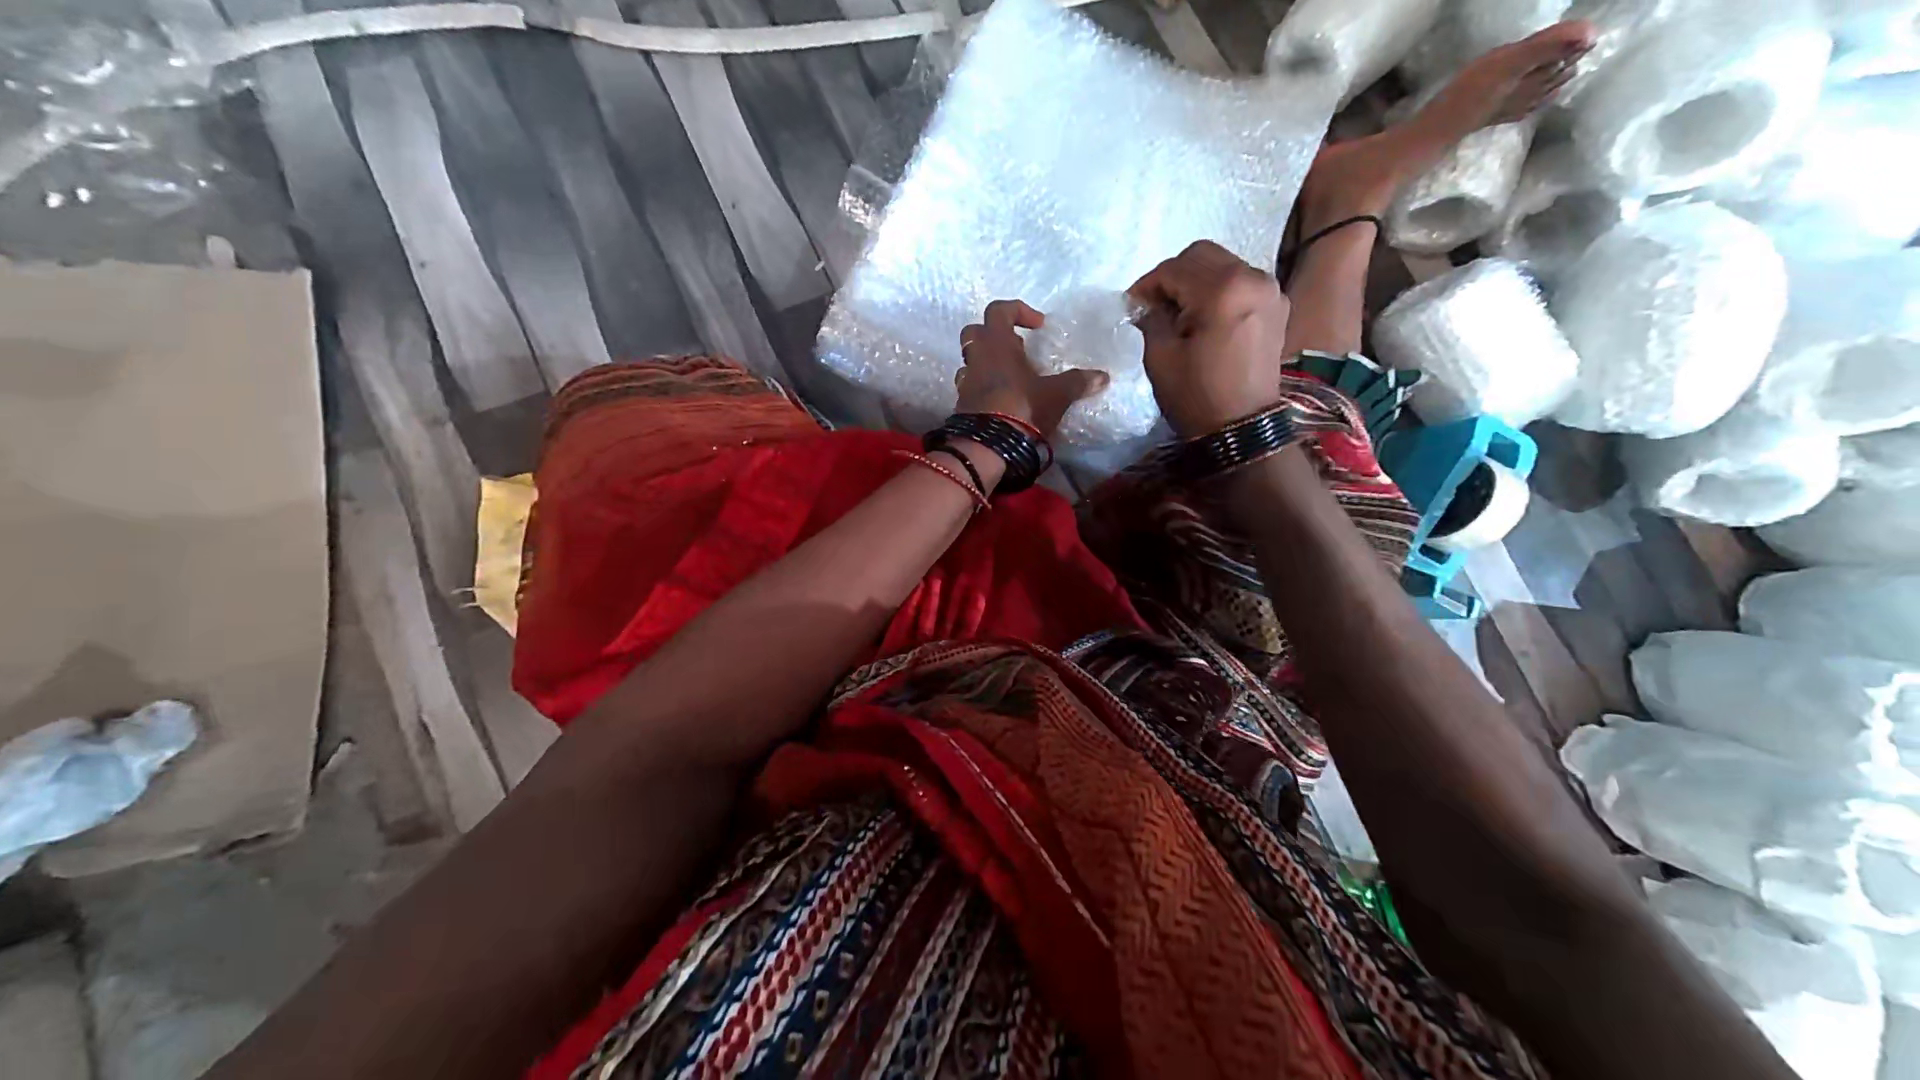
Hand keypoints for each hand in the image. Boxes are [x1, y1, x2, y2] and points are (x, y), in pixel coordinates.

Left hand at [955, 300, 1108, 438]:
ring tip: (1012, 376)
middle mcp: (976, 358)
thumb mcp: (1056, 394)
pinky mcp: (962, 404)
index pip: (999, 310)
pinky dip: (984, 386)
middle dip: (995, 334)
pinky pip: (971, 385)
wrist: (987, 447)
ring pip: (971, 360)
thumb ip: (1077, 382)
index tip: (1038, 325)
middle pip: (976, 331)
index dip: (1018, 310)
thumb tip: (1102, 377)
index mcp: (996, 344)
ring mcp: (966, 382)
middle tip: (1018, 347)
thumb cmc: (1022, 408)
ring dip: (988, 362)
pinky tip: (1003, 398)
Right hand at [1128, 241, 1290, 436]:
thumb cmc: (1196, 395)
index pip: (1174, 268)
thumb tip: (1148, 305)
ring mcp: (1269, 290)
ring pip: (1223, 266)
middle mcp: (1252, 278)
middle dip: (1173, 276)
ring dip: (1196, 281)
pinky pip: (1241, 283)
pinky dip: (1219, 291)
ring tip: (1179, 313)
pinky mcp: (1276, 306)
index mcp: (1222, 289)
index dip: (1147, 284)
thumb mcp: (1160, 356)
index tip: (1131, 305)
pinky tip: (1204, 318)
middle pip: (1202, 255)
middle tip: (1154, 305)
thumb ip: (1151, 319)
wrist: (1243, 428)